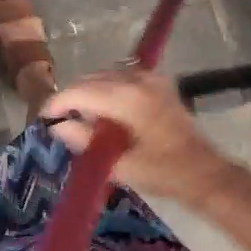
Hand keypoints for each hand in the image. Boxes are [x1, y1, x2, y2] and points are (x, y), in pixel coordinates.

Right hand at [42, 69, 233, 201]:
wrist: (206, 174)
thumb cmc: (165, 173)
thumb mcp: (120, 164)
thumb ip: (86, 142)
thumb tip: (59, 128)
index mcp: (127, 97)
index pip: (80, 92)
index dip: (58, 104)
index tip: (43, 119)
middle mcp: (137, 79)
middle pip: (91, 80)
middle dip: (72, 98)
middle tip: (60, 122)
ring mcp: (150, 78)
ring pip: (105, 76)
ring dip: (89, 93)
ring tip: (81, 119)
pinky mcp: (158, 83)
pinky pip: (122, 78)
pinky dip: (107, 90)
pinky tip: (105, 112)